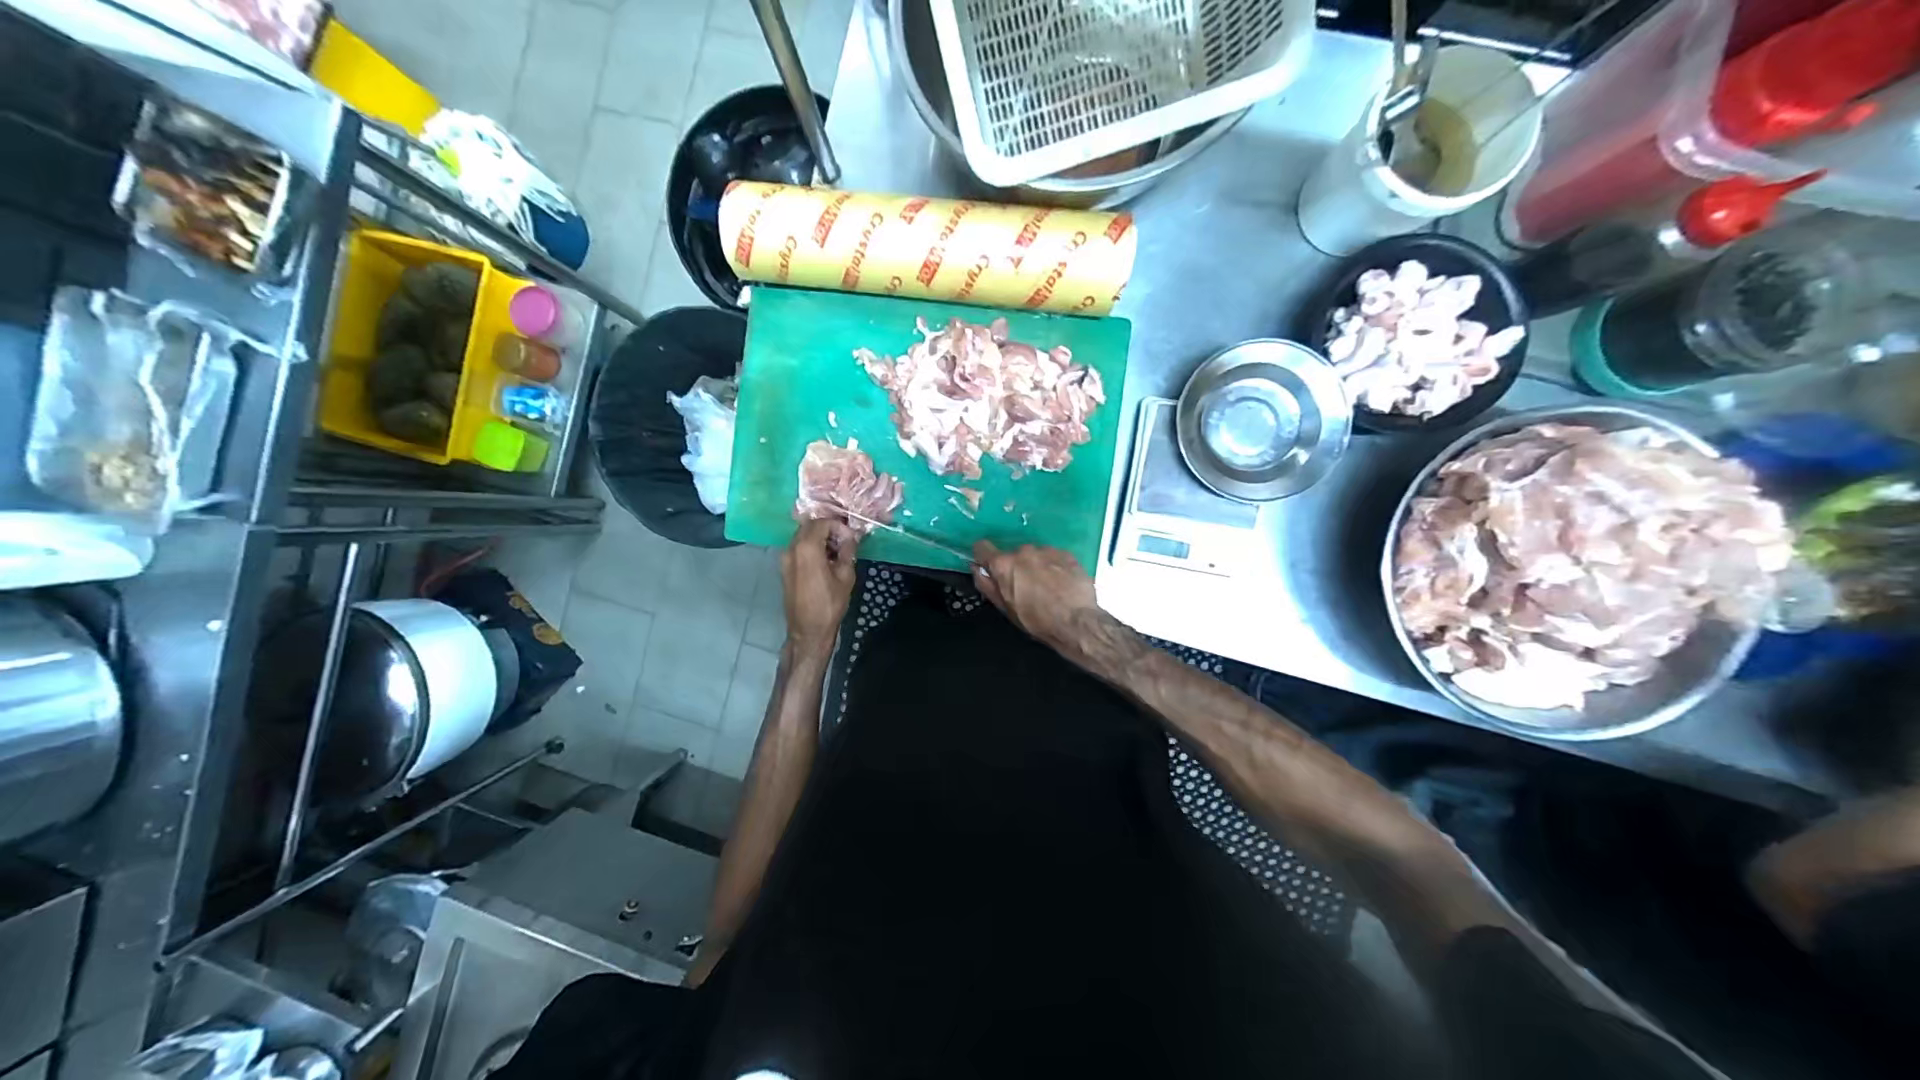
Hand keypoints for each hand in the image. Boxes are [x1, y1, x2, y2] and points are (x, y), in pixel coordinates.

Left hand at [782, 518, 858, 656]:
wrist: (808, 630)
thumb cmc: (829, 604)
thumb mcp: (845, 576)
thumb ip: (847, 551)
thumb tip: (850, 538)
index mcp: (806, 548)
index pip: (822, 523)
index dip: (838, 526)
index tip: (850, 538)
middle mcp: (791, 548)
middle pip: (809, 526)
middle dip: (828, 529)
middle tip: (844, 541)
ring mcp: (785, 558)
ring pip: (802, 536)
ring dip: (819, 538)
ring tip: (836, 552)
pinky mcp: (784, 568)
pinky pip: (798, 548)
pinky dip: (811, 547)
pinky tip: (825, 561)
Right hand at [972, 542, 1134, 672]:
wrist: (1075, 622)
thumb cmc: (1036, 620)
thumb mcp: (1005, 608)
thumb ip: (987, 584)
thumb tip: (977, 568)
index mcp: (1004, 564)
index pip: (982, 547)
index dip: (984, 557)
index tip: (991, 568)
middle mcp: (1023, 551)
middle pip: (1013, 554)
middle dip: (1016, 567)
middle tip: (1026, 587)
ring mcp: (1046, 550)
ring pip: (1034, 555)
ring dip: (1036, 566)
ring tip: (1048, 587)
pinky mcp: (1066, 553)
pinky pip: (1053, 557)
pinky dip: (1054, 567)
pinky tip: (1061, 584)